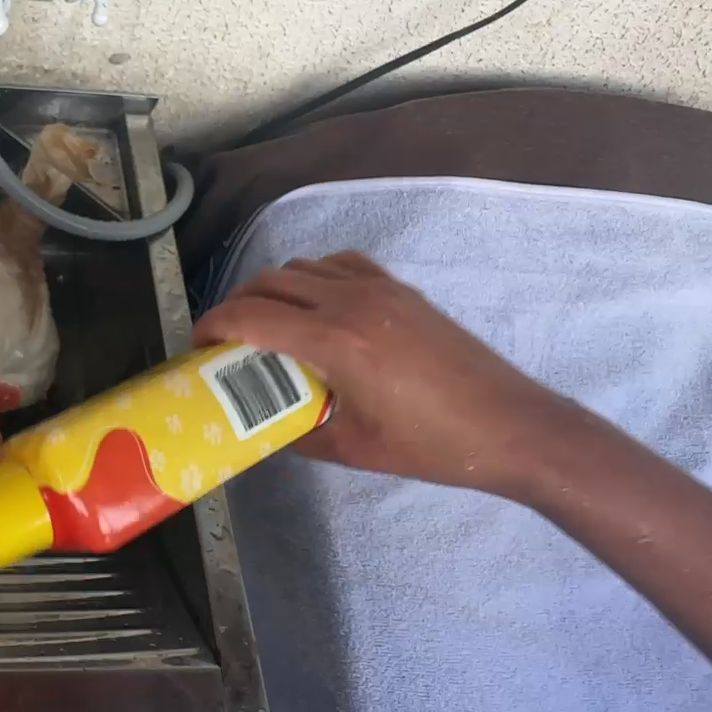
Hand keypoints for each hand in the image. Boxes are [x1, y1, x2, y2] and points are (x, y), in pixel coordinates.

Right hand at [193, 251, 579, 496]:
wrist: (515, 427)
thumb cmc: (434, 447)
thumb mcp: (353, 449)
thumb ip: (296, 429)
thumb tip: (261, 421)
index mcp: (336, 343)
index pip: (251, 316)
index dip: (213, 323)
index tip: (196, 341)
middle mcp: (350, 302)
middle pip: (266, 283)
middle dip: (233, 304)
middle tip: (223, 335)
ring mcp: (376, 288)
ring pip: (298, 267)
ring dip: (269, 289)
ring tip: (263, 320)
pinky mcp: (398, 287)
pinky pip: (336, 263)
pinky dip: (310, 275)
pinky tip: (313, 301)